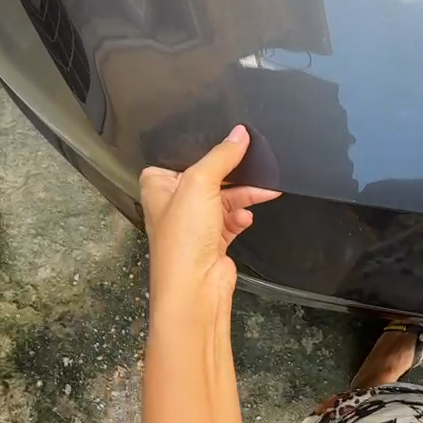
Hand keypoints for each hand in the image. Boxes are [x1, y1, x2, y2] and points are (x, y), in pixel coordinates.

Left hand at [140, 126, 280, 312]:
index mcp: (157, 185)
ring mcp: (193, 224)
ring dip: (243, 195)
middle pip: (208, 177)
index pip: (181, 156)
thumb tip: (239, 134)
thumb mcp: (200, 183)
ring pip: (224, 198)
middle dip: (232, 174)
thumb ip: (221, 156)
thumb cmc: (182, 240)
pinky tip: (247, 218)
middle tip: (256, 162)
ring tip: (265, 191)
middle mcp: (173, 204)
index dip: (205, 149)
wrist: (195, 288)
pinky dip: (241, 217)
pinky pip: (232, 220)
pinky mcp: (212, 241)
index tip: (230, 139)